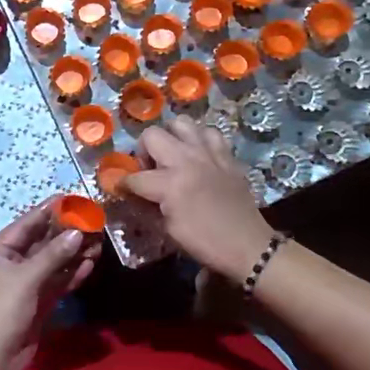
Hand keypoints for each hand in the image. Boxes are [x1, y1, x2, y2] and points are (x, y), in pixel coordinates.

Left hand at [0, 203, 98, 369]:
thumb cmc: (2, 311)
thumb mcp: (26, 278)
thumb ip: (53, 255)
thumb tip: (77, 232)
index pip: (27, 223)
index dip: (49, 210)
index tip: (72, 198)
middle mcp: (12, 262)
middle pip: (43, 241)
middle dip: (67, 232)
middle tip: (93, 221)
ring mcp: (26, 283)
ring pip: (53, 262)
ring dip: (73, 253)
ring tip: (99, 241)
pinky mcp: (38, 301)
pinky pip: (57, 281)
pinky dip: (72, 273)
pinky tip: (90, 264)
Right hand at [124, 115, 275, 278]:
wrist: (249, 246)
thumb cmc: (205, 242)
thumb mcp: (168, 229)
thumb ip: (148, 205)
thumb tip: (133, 194)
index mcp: (169, 184)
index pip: (134, 177)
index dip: (122, 184)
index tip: (120, 188)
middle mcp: (186, 160)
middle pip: (151, 135)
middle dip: (143, 150)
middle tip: (149, 167)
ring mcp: (208, 154)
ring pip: (180, 123)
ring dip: (171, 136)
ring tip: (173, 154)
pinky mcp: (226, 155)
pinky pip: (209, 133)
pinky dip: (200, 139)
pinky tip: (198, 154)